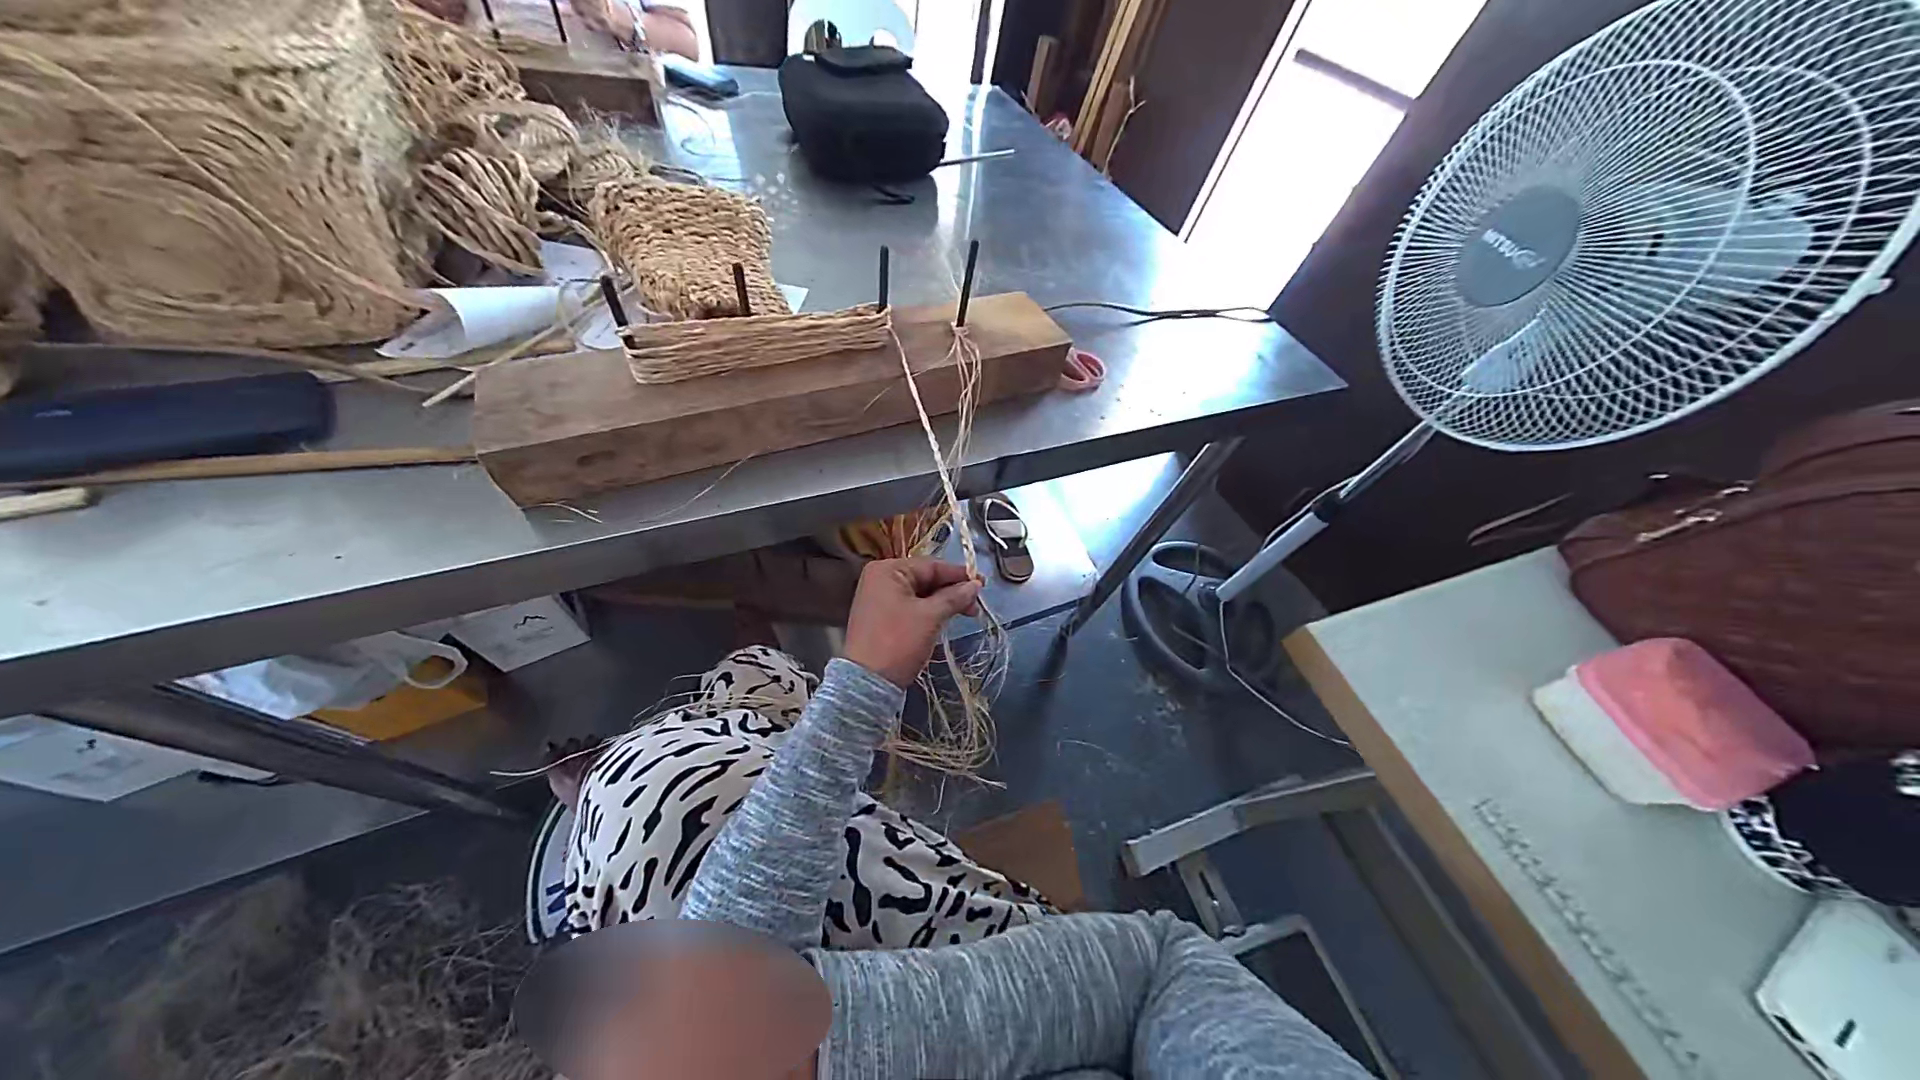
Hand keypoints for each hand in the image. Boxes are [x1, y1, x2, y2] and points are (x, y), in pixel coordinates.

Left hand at [843, 558, 981, 688]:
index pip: (931, 566)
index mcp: (887, 570)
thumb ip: (954, 596)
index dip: (959, 575)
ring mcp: (879, 598)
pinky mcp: (881, 617)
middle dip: (952, 591)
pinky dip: (930, 611)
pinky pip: (911, 606)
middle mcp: (880, 579)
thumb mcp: (931, 616)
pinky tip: (946, 618)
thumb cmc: (899, 641)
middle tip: (975, 605)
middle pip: (925, 579)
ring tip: (966, 613)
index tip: (983, 583)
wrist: (869, 682)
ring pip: (920, 594)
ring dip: (943, 602)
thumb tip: (975, 585)